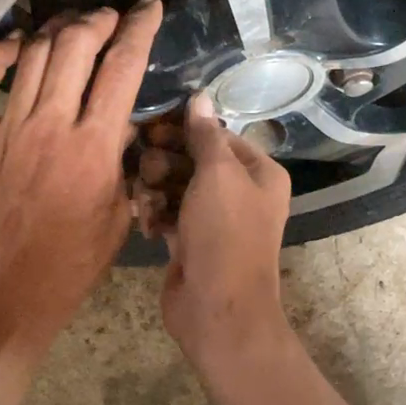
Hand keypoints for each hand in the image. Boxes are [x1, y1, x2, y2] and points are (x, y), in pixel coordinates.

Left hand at [0, 0, 161, 342]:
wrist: (8, 294)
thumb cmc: (73, 264)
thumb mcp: (119, 216)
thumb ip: (125, 164)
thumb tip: (127, 125)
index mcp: (94, 147)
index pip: (122, 69)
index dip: (139, 29)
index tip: (149, 6)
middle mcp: (50, 127)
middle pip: (74, 48)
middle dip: (96, 21)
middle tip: (106, 19)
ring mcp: (6, 132)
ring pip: (30, 58)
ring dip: (54, 33)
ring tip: (70, 29)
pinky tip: (12, 48)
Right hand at [139, 93, 293, 356]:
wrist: (218, 309)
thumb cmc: (225, 234)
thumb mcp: (217, 175)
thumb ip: (205, 134)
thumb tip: (200, 96)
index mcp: (259, 172)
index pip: (217, 135)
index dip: (184, 130)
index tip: (150, 129)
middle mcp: (240, 192)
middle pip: (192, 159)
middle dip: (164, 163)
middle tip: (147, 172)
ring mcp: (213, 219)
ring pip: (174, 186)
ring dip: (155, 190)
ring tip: (146, 204)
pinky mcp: (190, 241)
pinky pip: (167, 213)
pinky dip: (155, 214)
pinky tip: (147, 224)